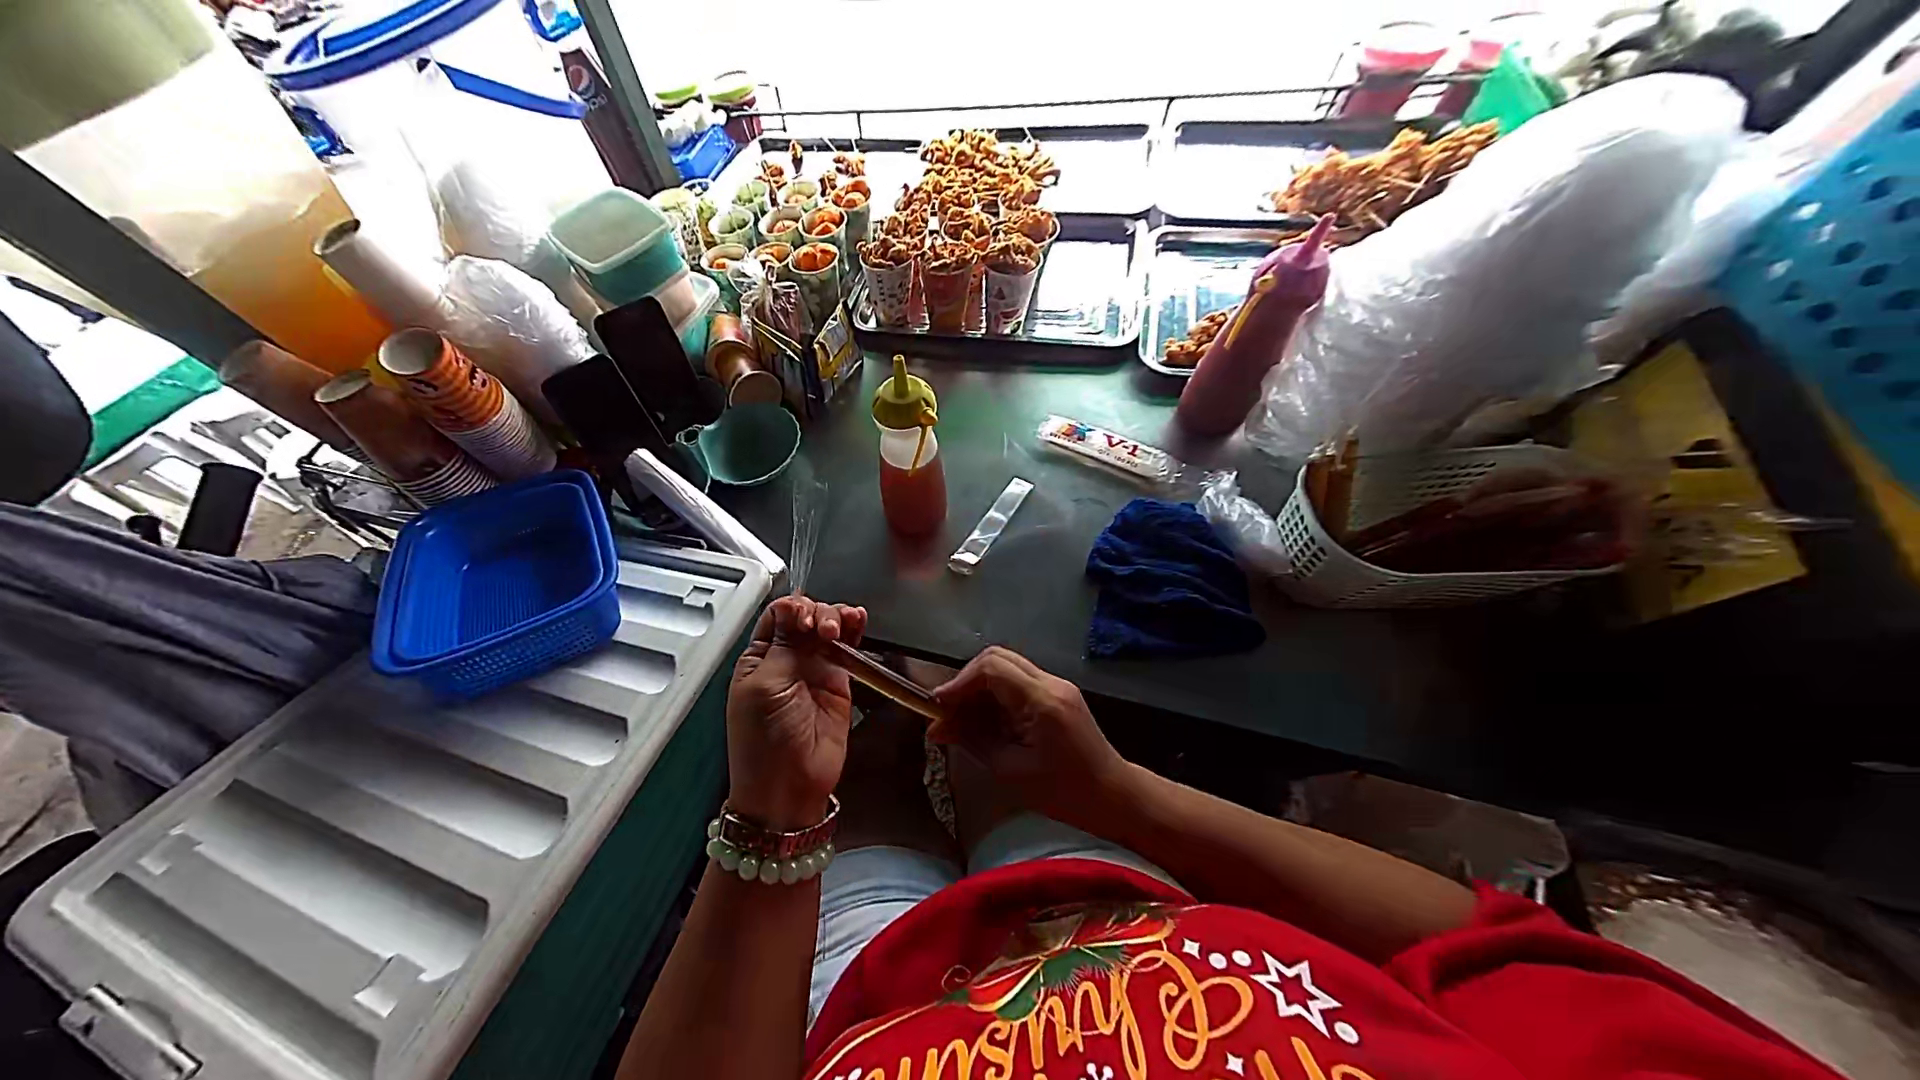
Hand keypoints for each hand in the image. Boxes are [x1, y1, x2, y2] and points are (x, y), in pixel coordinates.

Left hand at [726, 596, 866, 829]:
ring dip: (837, 617)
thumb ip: (782, 644)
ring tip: (843, 625)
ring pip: (829, 628)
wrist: (789, 787)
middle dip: (817, 613)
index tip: (803, 618)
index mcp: (759, 657)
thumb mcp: (764, 687)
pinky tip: (859, 619)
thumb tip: (790, 604)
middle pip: (806, 616)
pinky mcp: (839, 682)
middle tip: (821, 629)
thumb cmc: (764, 742)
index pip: (777, 615)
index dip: (793, 609)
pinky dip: (855, 631)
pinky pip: (848, 649)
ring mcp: (815, 669)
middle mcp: (787, 658)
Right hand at [929, 646, 1129, 826]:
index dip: (959, 682)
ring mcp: (1056, 685)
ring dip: (979, 687)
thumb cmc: (1064, 793)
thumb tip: (937, 727)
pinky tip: (984, 721)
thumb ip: (972, 741)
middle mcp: (1050, 682)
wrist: (1112, 796)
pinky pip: (1018, 682)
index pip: (991, 667)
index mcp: (1042, 700)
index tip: (938, 706)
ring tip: (960, 719)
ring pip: (1006, 667)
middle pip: (997, 658)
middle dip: (966, 681)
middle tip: (947, 711)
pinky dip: (995, 695)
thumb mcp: (1010, 771)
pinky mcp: (1057, 694)